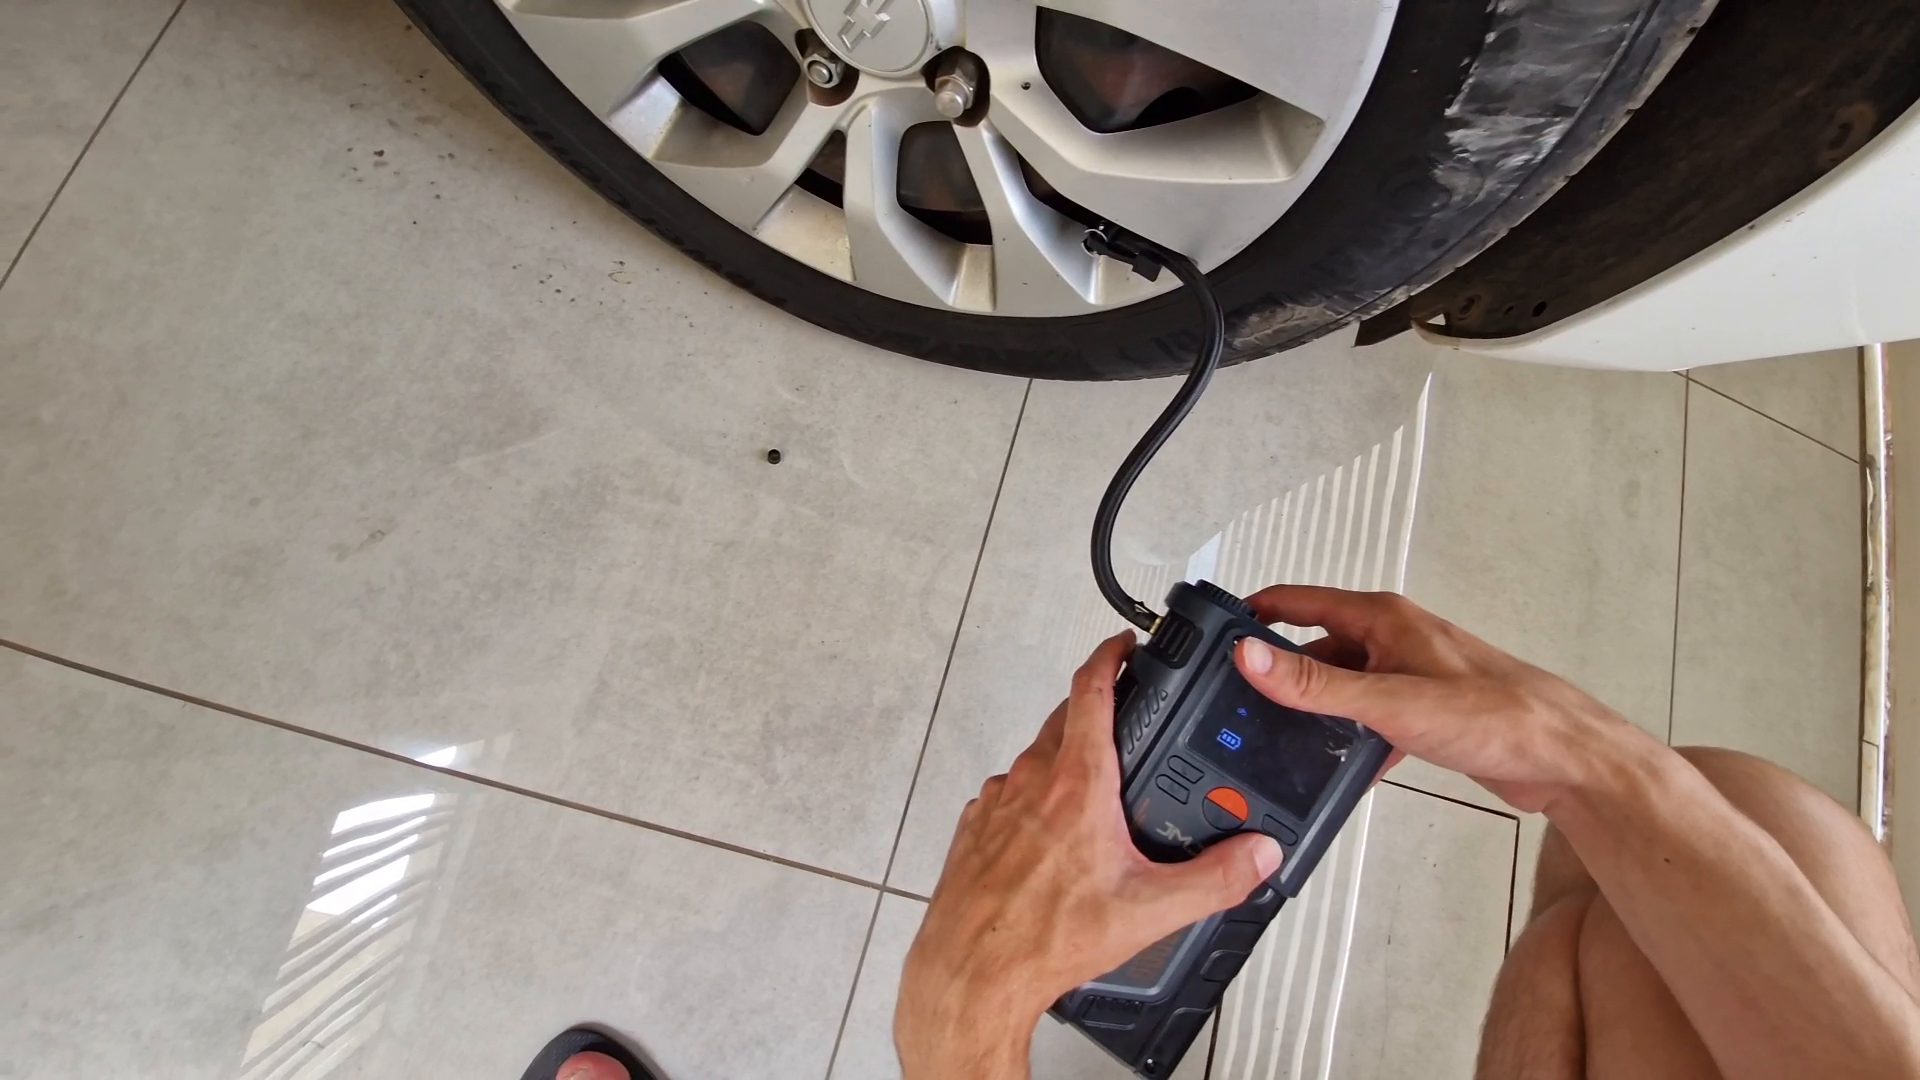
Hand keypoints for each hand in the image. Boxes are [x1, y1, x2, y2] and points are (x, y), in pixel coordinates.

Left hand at [896, 632, 1283, 1079]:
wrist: (974, 969)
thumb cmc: (1045, 937)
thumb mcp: (1148, 909)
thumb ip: (1214, 878)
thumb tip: (1256, 854)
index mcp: (1077, 781)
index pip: (1090, 689)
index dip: (1109, 655)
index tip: (1123, 644)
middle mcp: (1032, 777)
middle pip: (1067, 716)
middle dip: (1097, 707)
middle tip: (1124, 718)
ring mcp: (999, 796)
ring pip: (1038, 754)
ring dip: (1067, 754)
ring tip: (1095, 784)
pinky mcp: (979, 820)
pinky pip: (1012, 788)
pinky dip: (1036, 791)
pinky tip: (1052, 830)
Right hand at [1233, 586, 1647, 813]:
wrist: (1571, 762)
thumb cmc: (1493, 717)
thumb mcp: (1388, 701)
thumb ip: (1313, 683)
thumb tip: (1247, 656)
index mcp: (1379, 617)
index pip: (1293, 601)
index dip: (1250, 615)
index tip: (1214, 638)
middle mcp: (1388, 636)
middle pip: (1312, 645)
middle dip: (1279, 672)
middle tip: (1241, 702)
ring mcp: (1404, 670)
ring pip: (1338, 684)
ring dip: (1315, 708)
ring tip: (1284, 739)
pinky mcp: (1420, 705)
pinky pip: (1366, 712)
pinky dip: (1350, 734)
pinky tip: (1340, 765)